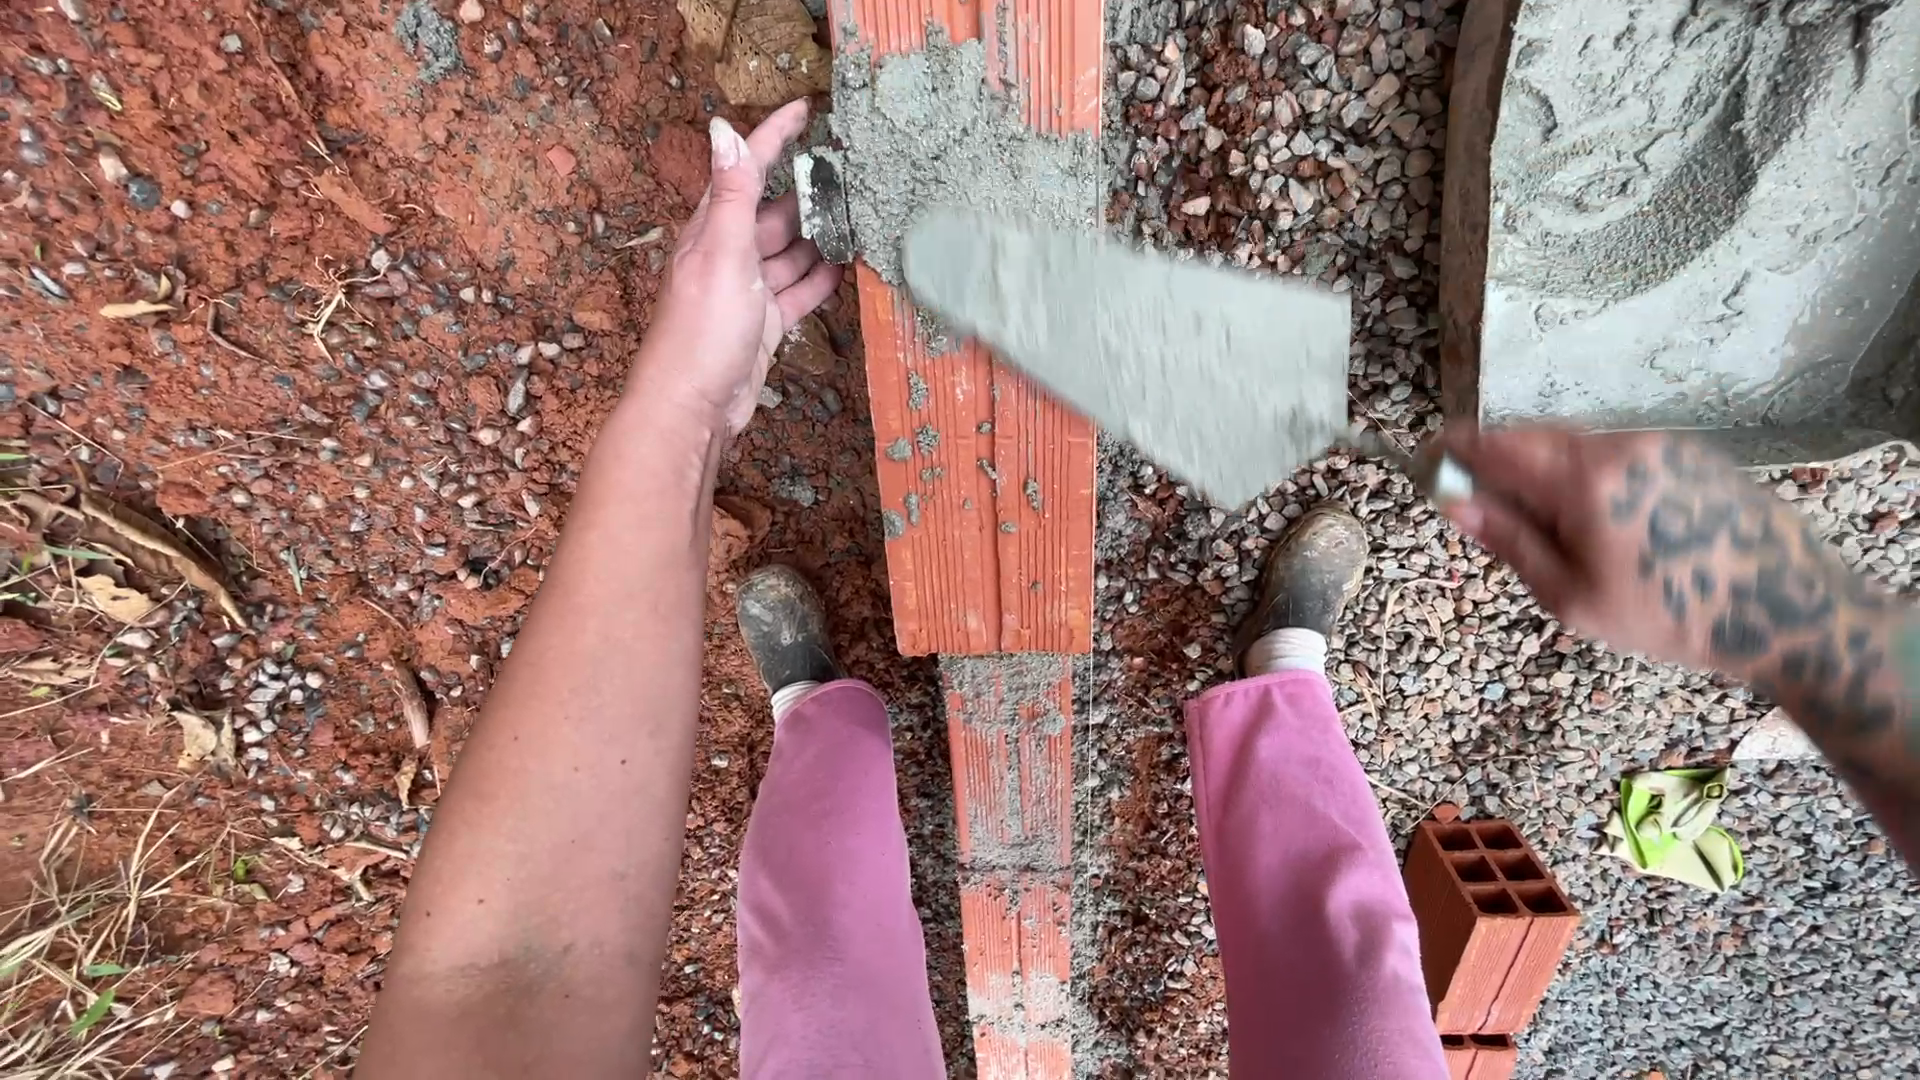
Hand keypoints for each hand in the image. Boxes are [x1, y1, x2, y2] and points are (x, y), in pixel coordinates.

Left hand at [636, 99, 842, 435]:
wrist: (695, 404)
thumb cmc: (703, 330)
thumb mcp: (721, 256)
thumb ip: (732, 197)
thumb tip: (724, 128)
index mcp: (712, 230)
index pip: (747, 170)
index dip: (773, 137)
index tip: (806, 110)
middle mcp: (730, 255)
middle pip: (774, 213)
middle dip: (807, 193)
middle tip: (849, 174)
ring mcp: (749, 292)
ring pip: (790, 254)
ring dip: (818, 238)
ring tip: (857, 218)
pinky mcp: (766, 324)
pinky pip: (798, 293)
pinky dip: (819, 282)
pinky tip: (844, 269)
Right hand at [1429, 425, 1886, 677]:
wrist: (1796, 618)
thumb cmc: (1668, 616)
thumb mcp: (1568, 595)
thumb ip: (1509, 542)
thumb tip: (1456, 504)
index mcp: (1588, 483)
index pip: (1497, 447)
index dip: (1453, 448)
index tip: (1425, 457)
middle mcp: (1622, 449)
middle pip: (1531, 436)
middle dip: (1492, 459)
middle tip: (1473, 498)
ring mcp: (1660, 447)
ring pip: (1570, 443)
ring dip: (1535, 467)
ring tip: (1534, 519)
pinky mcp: (1686, 455)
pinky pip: (1608, 450)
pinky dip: (1575, 470)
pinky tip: (1582, 514)